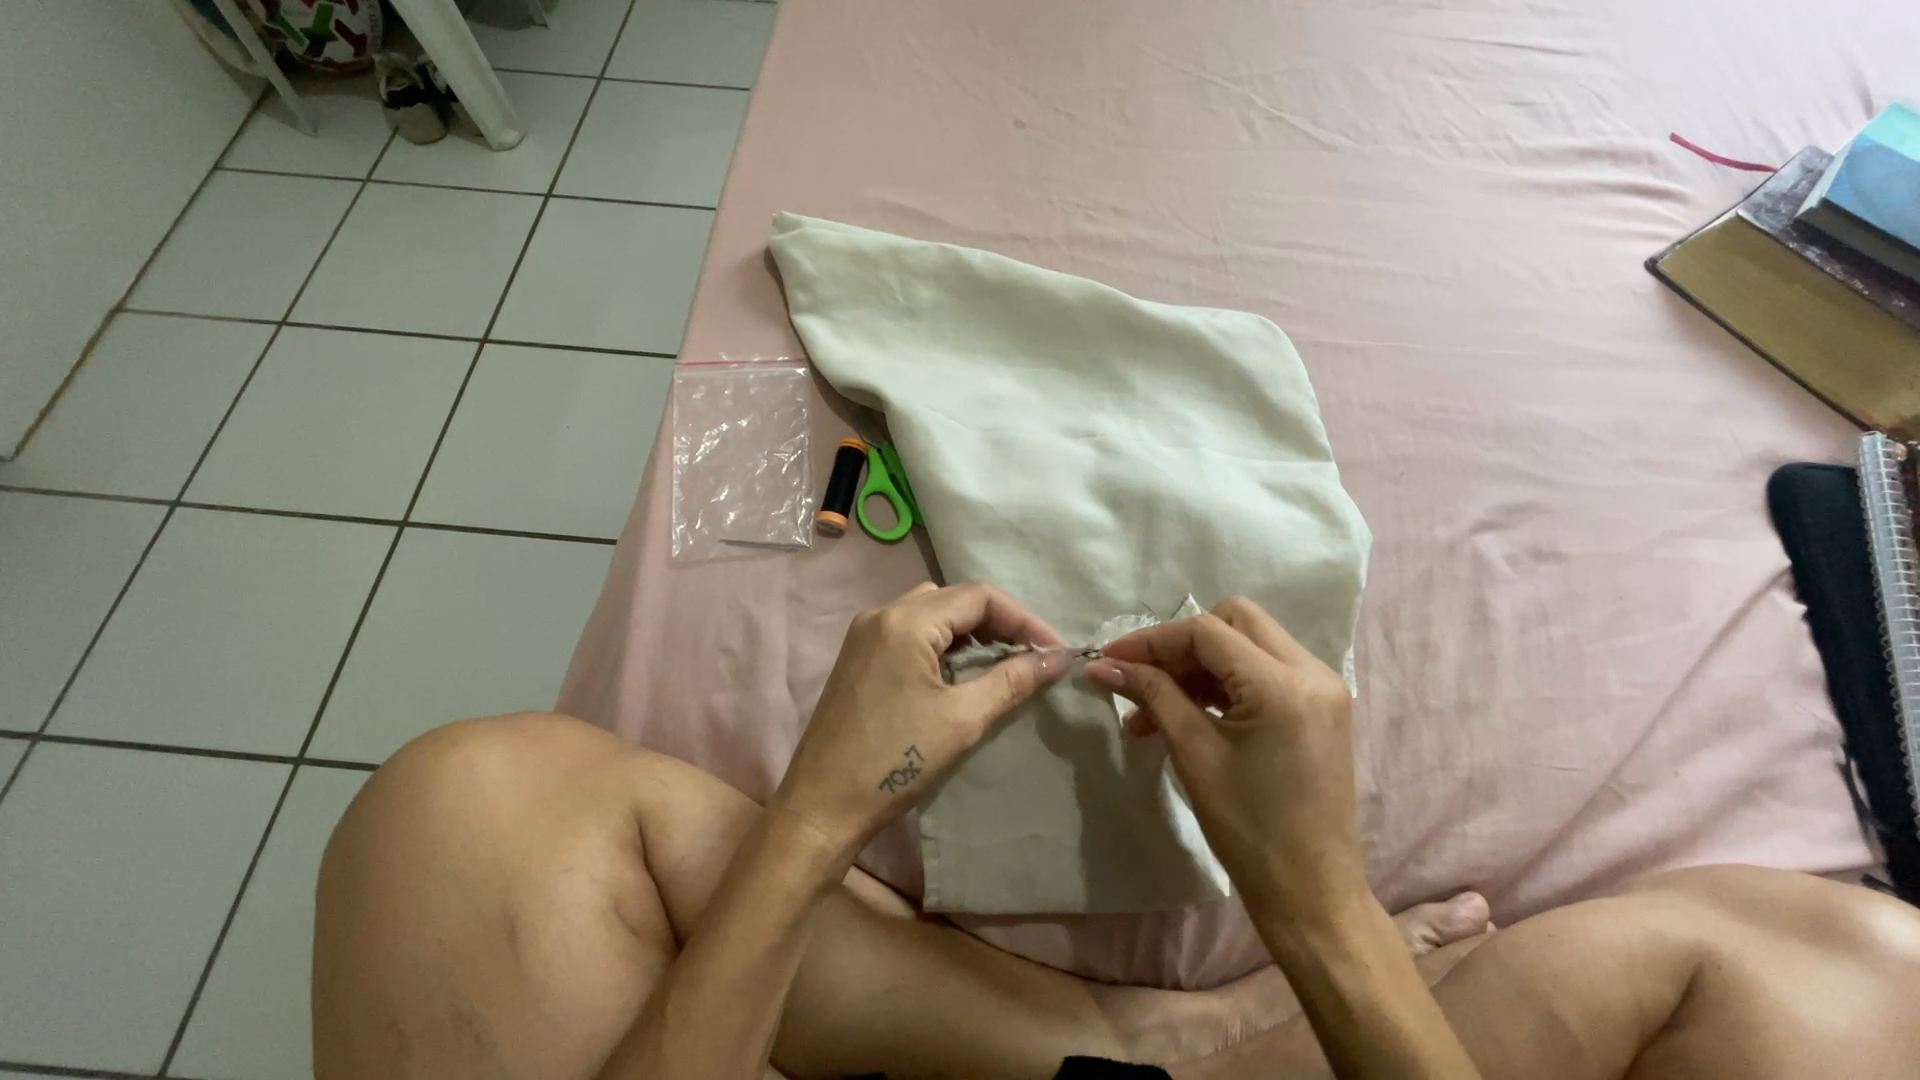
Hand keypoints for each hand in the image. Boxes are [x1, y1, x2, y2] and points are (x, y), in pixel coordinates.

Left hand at [773, 583, 1072, 858]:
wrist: (822, 806)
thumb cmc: (895, 762)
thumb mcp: (963, 719)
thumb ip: (1013, 680)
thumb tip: (1059, 657)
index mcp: (905, 622)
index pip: (979, 596)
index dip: (1023, 619)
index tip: (1053, 651)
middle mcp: (881, 614)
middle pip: (954, 599)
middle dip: (998, 623)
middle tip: (1030, 657)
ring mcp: (864, 635)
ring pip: (931, 613)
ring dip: (970, 634)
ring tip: (1000, 666)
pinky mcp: (858, 658)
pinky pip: (909, 633)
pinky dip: (942, 645)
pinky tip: (959, 676)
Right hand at [1083, 597, 1367, 920]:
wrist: (1311, 892)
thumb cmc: (1249, 829)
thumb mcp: (1194, 753)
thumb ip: (1152, 695)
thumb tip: (1103, 665)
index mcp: (1282, 684)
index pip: (1206, 632)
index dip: (1151, 640)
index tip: (1109, 658)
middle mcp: (1312, 673)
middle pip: (1234, 620)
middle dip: (1181, 643)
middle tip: (1142, 677)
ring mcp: (1322, 689)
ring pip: (1249, 643)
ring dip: (1200, 664)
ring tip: (1155, 708)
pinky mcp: (1320, 708)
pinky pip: (1265, 671)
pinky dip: (1224, 682)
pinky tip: (1189, 713)